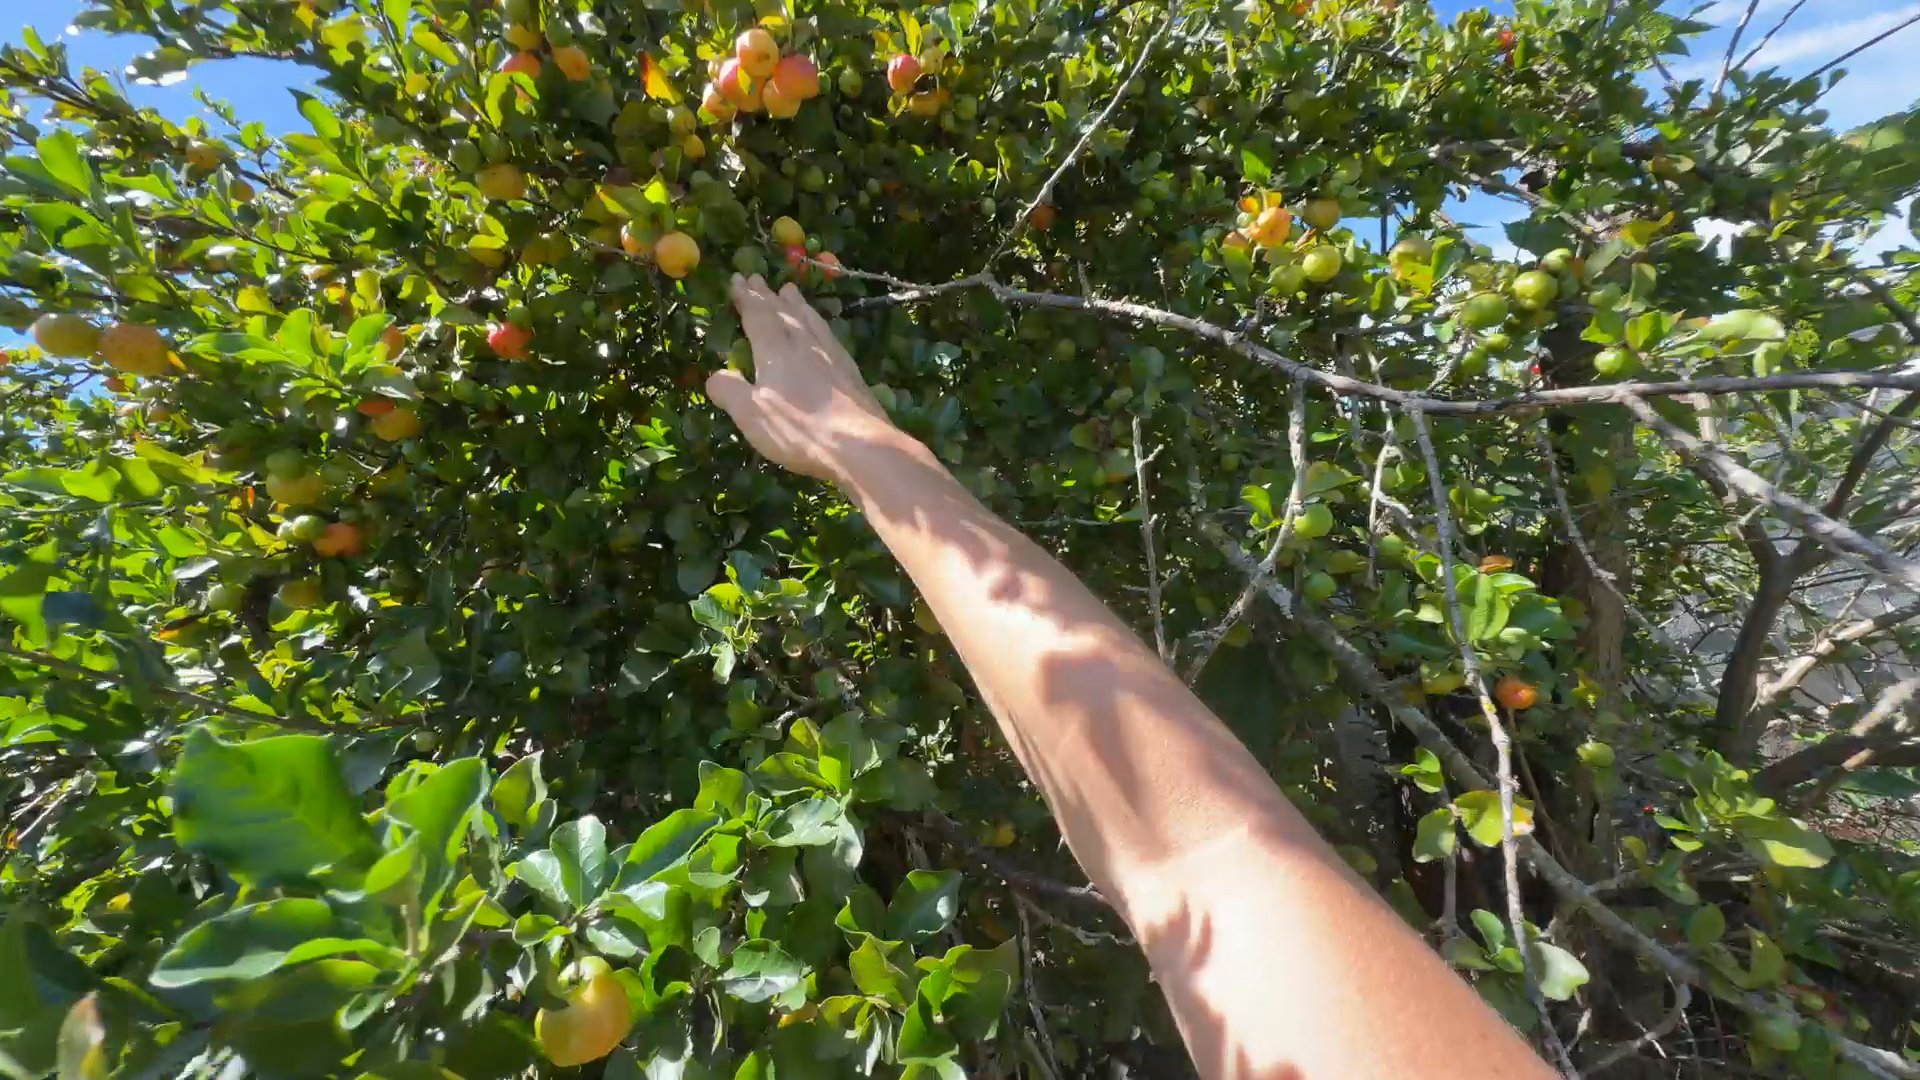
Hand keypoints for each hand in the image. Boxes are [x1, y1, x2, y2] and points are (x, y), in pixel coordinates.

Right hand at [706, 274, 900, 484]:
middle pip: (785, 314)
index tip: (738, 279)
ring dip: (799, 306)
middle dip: (769, 297)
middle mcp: (806, 347)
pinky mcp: (853, 376)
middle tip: (760, 279)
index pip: (758, 316)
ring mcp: (833, 359)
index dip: (747, 298)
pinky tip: (826, 332)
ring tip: (792, 292)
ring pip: (812, 323)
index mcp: (776, 352)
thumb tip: (715, 376)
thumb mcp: (752, 414)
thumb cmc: (800, 431)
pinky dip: (822, 327)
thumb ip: (730, 392)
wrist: (861, 446)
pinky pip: (832, 339)